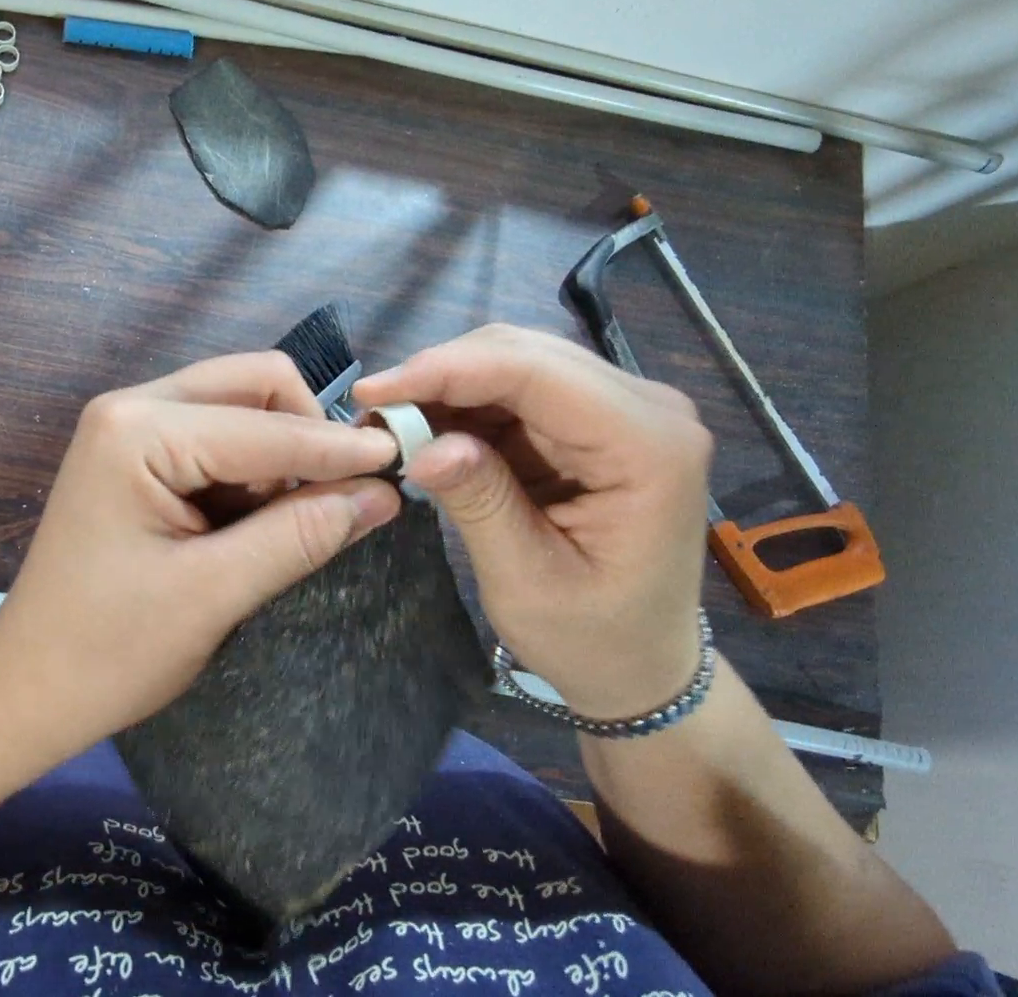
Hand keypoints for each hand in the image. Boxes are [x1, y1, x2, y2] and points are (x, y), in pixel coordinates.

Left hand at [0, 351, 402, 751]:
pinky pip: (215, 442)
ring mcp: (128, 429)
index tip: (406, 460)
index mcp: (137, 430)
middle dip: (304, 436)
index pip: (265, 424)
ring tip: (284, 526)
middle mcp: (131, 408)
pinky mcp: (134, 458)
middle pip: (252, 386)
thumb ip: (300, 535)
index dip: (338, 446)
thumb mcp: (214, 594)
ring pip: (238, 410)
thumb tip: (382, 493)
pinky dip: (250, 474)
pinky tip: (250, 524)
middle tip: (340, 497)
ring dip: (278, 458)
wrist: (31, 686)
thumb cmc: (109, 650)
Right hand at [355, 324, 713, 720]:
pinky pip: (513, 391)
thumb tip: (425, 447)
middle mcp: (643, 409)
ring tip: (387, 425)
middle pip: (523, 355)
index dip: (447, 371)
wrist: (638, 664)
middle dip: (437, 375)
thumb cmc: (592, 637)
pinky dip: (459, 407)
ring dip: (443, 388)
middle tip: (369, 413)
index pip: (537, 373)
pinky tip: (422, 431)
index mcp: (648, 447)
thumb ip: (482, 505)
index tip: (370, 393)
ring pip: (512, 363)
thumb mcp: (527, 581)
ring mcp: (618, 410)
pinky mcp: (589, 423)